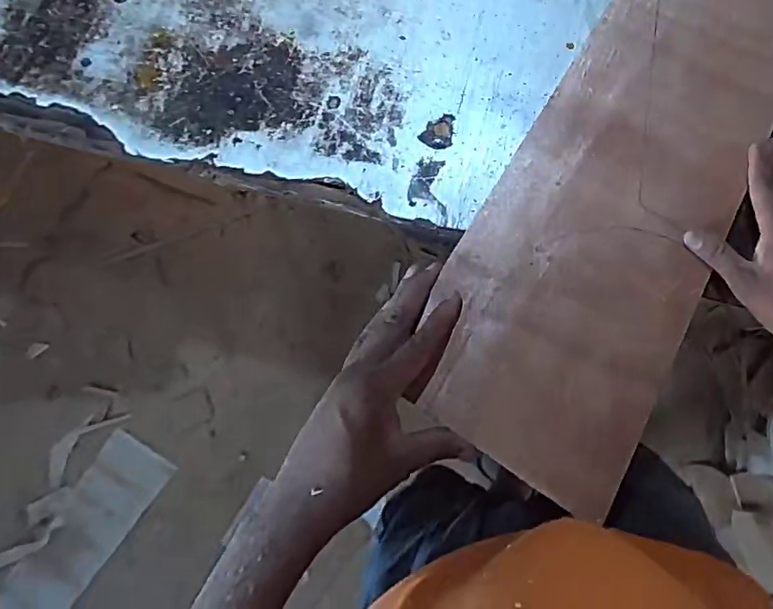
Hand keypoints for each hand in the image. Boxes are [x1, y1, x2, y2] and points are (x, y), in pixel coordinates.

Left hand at [274, 263, 472, 528]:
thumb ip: (438, 444)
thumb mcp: (400, 463)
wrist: (296, 507)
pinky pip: (366, 341)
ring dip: (396, 301)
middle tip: (432, 265)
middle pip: (391, 323)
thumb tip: (476, 446)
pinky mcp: (339, 384)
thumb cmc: (350, 484)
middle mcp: (359, 371)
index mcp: (376, 387)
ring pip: (376, 328)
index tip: (456, 294)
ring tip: (412, 276)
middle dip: (413, 293)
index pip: (414, 346)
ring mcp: (346, 375)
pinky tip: (389, 318)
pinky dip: (383, 322)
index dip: (437, 321)